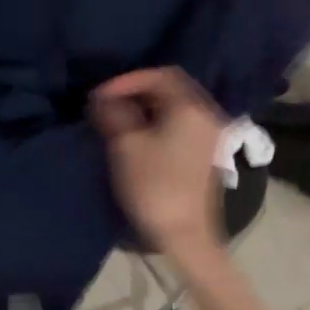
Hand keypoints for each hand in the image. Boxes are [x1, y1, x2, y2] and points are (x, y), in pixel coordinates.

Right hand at [90, 67, 224, 254]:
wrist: (182, 233)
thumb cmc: (152, 185)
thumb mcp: (124, 144)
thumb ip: (112, 113)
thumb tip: (102, 97)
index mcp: (191, 108)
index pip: (160, 75)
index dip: (126, 80)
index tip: (100, 96)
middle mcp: (207, 114)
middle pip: (171, 88)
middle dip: (136, 92)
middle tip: (107, 104)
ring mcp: (209, 135)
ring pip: (175, 106)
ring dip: (145, 107)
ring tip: (116, 120)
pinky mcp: (204, 152)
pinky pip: (179, 123)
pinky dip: (156, 121)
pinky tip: (136, 135)